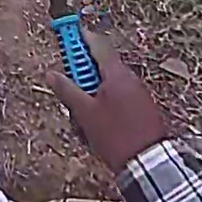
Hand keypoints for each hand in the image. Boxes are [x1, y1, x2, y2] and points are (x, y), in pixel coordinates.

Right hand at [52, 29, 171, 171]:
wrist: (150, 165)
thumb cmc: (115, 135)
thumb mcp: (84, 112)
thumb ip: (67, 90)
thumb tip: (52, 74)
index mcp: (116, 74)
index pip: (96, 44)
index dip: (78, 37)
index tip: (64, 36)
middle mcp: (129, 79)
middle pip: (100, 64)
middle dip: (81, 74)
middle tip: (68, 89)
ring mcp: (137, 93)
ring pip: (106, 84)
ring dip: (90, 94)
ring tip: (82, 118)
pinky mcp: (141, 108)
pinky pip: (116, 97)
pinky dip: (103, 104)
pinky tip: (96, 126)